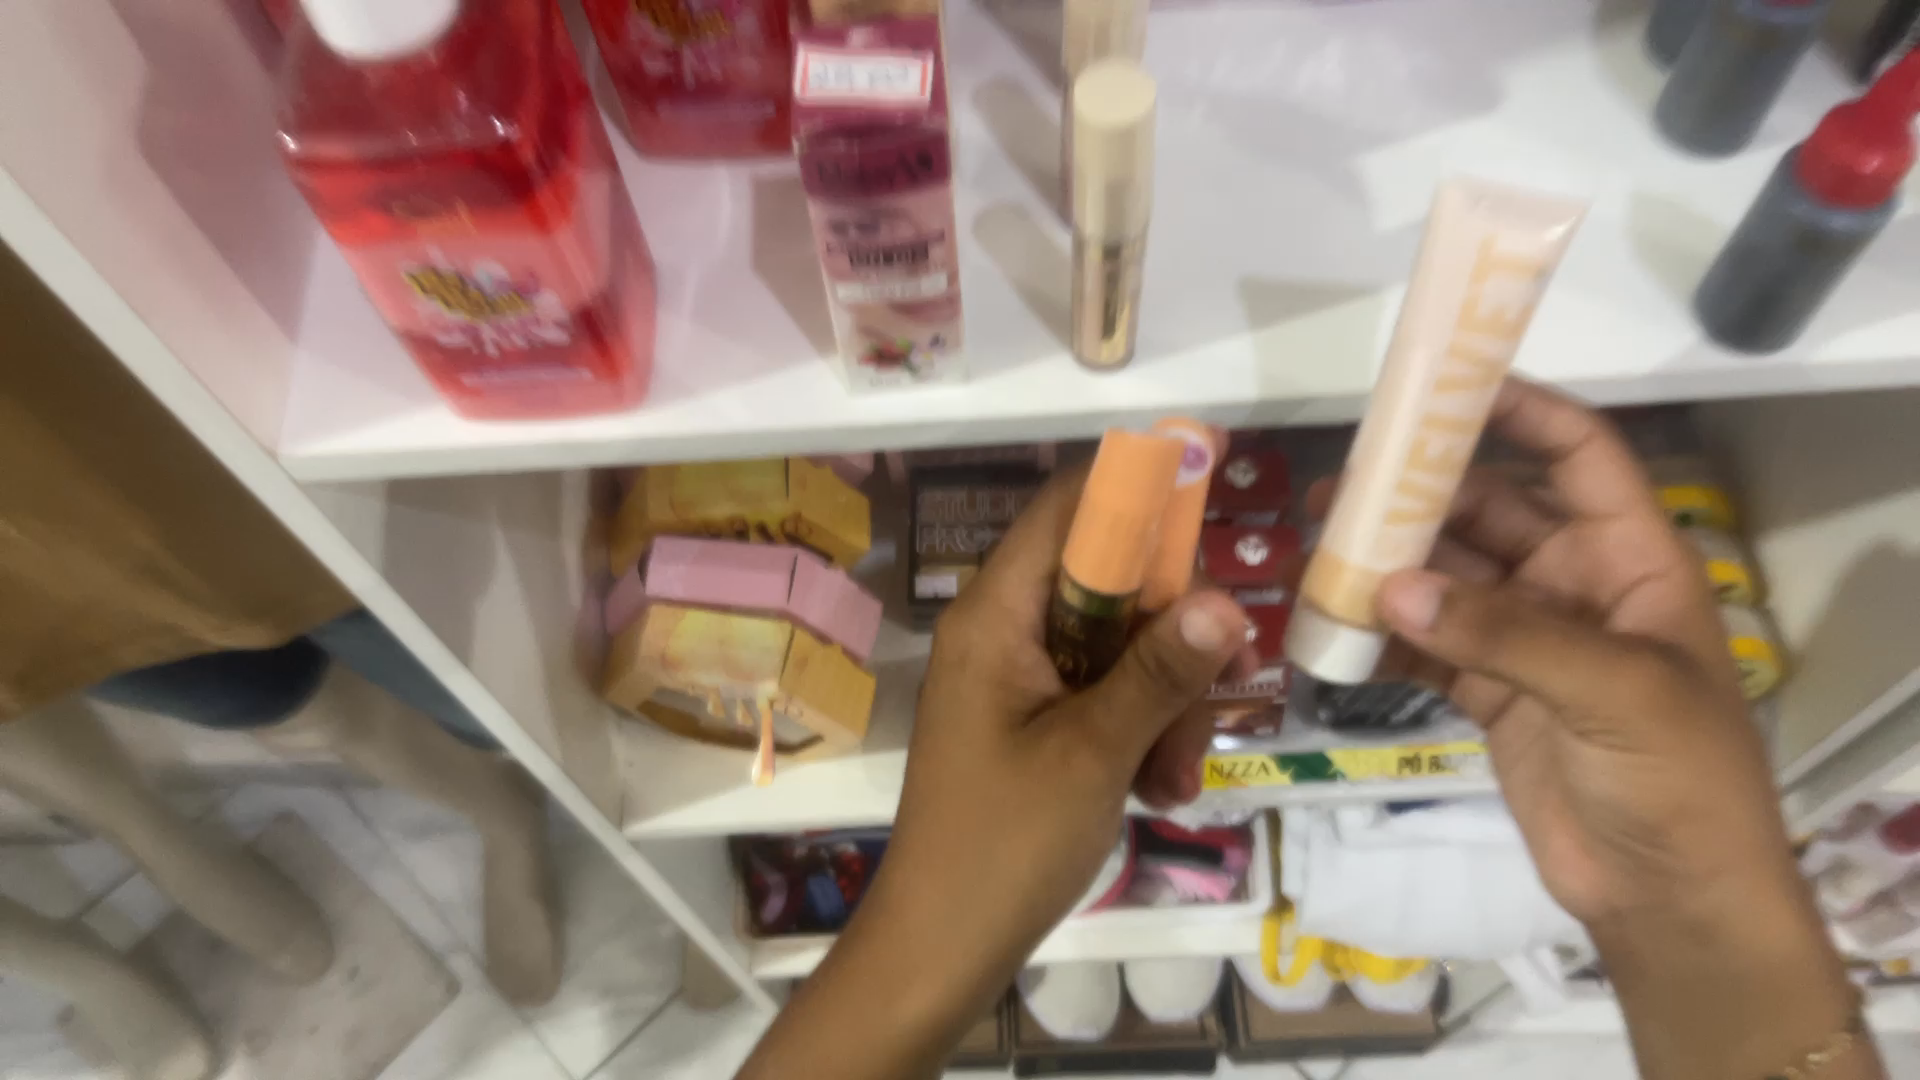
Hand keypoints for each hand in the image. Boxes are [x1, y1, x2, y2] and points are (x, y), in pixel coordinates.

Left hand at [874, 467, 1248, 991]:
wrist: (941, 943)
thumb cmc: (1005, 841)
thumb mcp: (1094, 752)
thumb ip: (1159, 672)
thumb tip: (1225, 599)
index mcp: (995, 614)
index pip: (1064, 511)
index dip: (1132, 486)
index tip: (1205, 477)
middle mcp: (1001, 629)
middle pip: (1105, 582)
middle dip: (1170, 632)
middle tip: (1224, 683)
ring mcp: (1016, 675)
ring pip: (1115, 646)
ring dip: (1162, 700)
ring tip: (1177, 777)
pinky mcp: (1031, 717)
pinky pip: (1100, 692)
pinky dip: (1137, 729)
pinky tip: (1158, 789)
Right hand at [1315, 379, 1796, 924]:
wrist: (1662, 896)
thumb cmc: (1676, 781)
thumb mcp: (1612, 693)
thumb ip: (1501, 633)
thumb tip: (1388, 586)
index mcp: (1629, 561)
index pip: (1579, 458)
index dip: (1523, 413)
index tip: (1447, 390)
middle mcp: (1570, 585)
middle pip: (1486, 513)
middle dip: (1418, 498)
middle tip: (1339, 490)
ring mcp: (1521, 636)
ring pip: (1441, 577)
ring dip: (1385, 566)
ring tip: (1319, 553)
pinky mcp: (1482, 684)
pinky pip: (1420, 641)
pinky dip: (1379, 634)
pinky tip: (1333, 628)